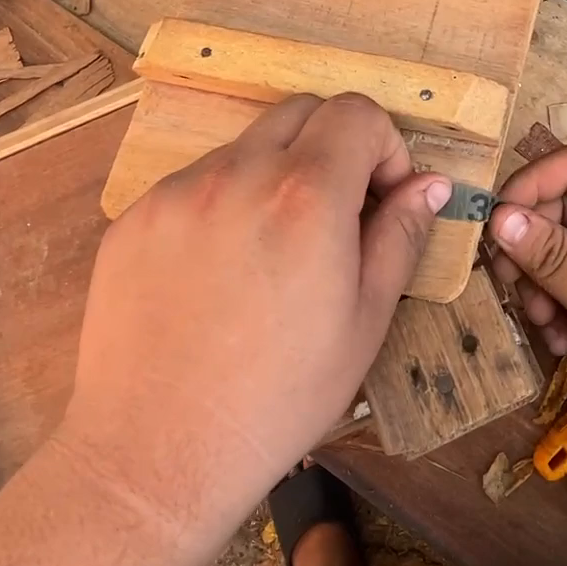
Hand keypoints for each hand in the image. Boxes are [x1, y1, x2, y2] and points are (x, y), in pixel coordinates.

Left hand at [57, 93, 449, 530]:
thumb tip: (430, 184)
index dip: (385, 145)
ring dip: (278, 172)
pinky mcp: (136, 216)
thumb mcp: (365, 320)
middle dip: (334, 145)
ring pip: (247, 144)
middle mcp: (239, 174)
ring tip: (274, 247)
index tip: (381, 195)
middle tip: (337, 211)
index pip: (357, 112)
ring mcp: (178, 191)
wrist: (154, 455)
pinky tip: (221, 268)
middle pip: (303, 110)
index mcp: (306, 196)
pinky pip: (197, 180)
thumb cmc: (279, 397)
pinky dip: (226, 199)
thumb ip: (401, 235)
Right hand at [486, 145, 566, 433]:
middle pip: (561, 206)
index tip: (495, 224)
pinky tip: (556, 338)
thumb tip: (498, 217)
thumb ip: (550, 254)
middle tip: (509, 284)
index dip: (530, 185)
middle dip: (530, 245)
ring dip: (540, 281)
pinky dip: (555, 302)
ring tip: (541, 321)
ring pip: (559, 245)